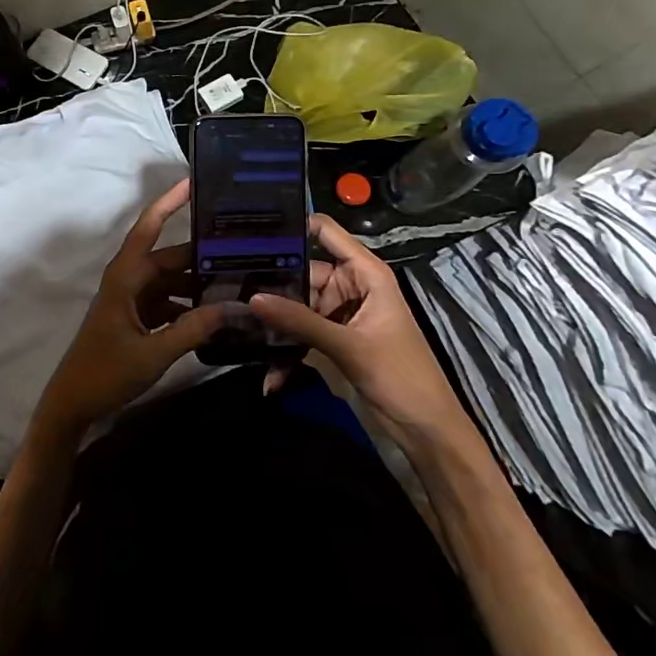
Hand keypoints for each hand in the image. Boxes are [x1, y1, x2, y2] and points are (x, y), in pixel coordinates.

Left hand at [32, 179, 224, 439]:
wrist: (71, 408)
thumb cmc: (105, 374)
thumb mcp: (153, 353)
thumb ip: (193, 329)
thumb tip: (234, 307)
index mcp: (125, 277)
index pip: (149, 228)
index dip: (170, 202)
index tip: (194, 182)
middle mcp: (128, 281)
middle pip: (170, 257)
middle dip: (201, 252)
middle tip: (242, 247)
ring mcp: (132, 301)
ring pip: (171, 280)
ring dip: (197, 281)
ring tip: (236, 280)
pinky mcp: (136, 319)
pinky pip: (168, 301)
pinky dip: (188, 304)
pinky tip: (215, 312)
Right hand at [250, 215, 471, 448]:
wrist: (425, 428)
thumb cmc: (400, 375)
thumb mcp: (349, 346)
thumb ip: (301, 322)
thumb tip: (254, 299)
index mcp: (366, 273)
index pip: (326, 233)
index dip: (295, 227)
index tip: (253, 231)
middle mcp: (352, 287)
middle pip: (304, 273)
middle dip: (274, 286)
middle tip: (230, 292)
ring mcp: (342, 315)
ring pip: (300, 307)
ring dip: (277, 325)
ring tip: (240, 332)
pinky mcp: (335, 341)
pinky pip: (304, 336)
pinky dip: (289, 354)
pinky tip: (271, 377)